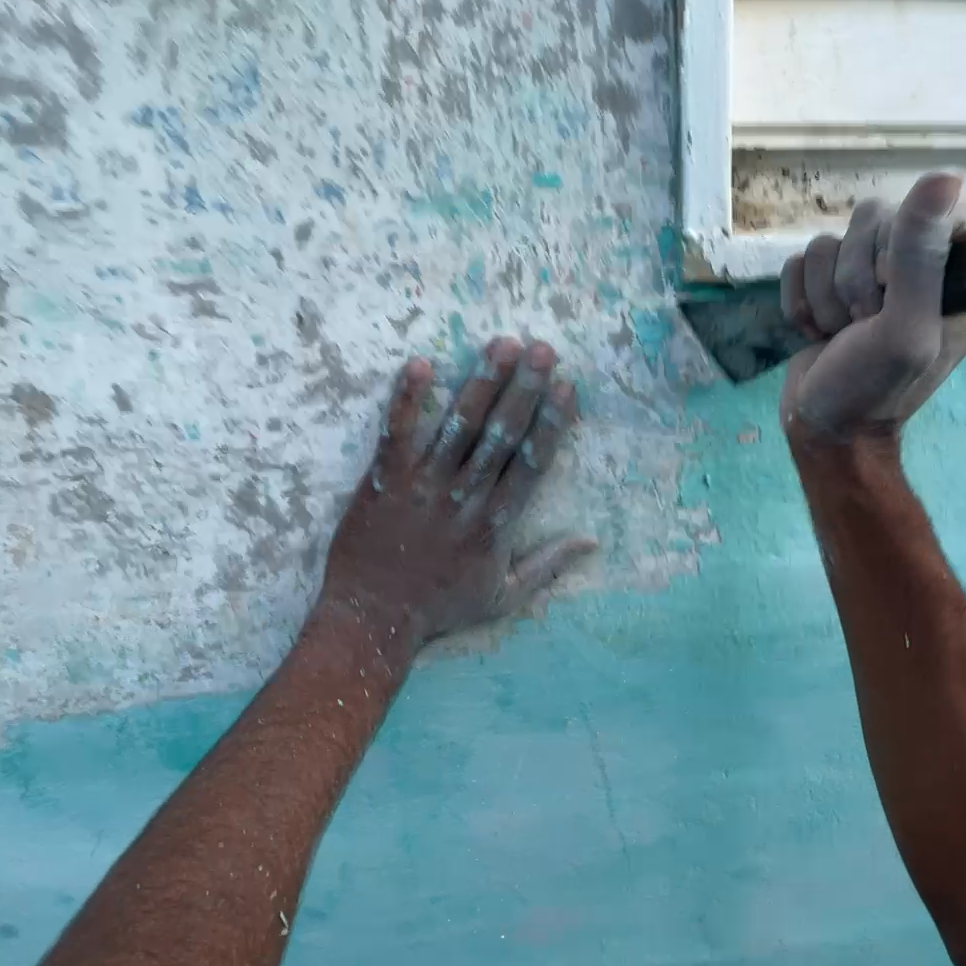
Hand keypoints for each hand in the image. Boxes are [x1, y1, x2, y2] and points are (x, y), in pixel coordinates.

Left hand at [320, 337, 594, 647]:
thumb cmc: (441, 609)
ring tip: (503, 344)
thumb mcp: (505, 597)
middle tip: (544, 349)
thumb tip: (592, 542)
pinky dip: (407, 400)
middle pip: (502, 434)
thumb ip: (549, 565)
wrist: (372, 621)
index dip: (552, 422)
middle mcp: (465, 497)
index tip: (568, 387)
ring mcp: (423, 485)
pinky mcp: (384, 480)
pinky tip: (419, 364)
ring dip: (482, 382)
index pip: (532, 463)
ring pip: (459, 426)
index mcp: (497, 524)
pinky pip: (396, 434)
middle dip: (526, 388)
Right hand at [778, 172, 965, 446]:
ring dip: (823, 297)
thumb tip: (945, 175)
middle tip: (861, 325)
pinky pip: (799, 262)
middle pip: (868, 220)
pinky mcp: (827, 289)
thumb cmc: (872, 390)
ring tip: (839, 335)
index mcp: (955, 278)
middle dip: (851, 281)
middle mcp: (915, 272)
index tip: (890, 297)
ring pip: (827, 243)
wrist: (823, 431)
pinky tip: (817, 333)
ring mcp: (868, 280)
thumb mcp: (905, 329)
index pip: (922, 213)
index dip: (892, 251)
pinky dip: (799, 302)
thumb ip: (921, 257)